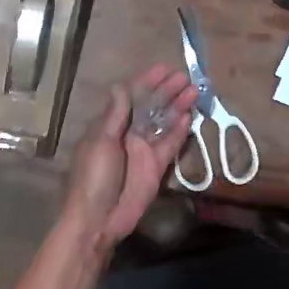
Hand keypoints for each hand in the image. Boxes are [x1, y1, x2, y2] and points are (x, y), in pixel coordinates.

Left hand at [60, 64, 199, 256]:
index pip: (129, 97)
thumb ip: (115, 116)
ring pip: (163, 123)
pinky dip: (180, 131)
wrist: (97, 220)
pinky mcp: (155, 167)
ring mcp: (142, 150)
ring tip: (195, 90)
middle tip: (187, 77)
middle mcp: (126, 134)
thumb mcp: (101, 142)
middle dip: (166, 92)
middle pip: (150, 107)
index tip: (164, 68)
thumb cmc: (93, 178)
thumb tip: (121, 86)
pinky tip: (190, 116)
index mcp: (108, 125)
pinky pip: (170, 144)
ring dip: (177, 107)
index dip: (146, 82)